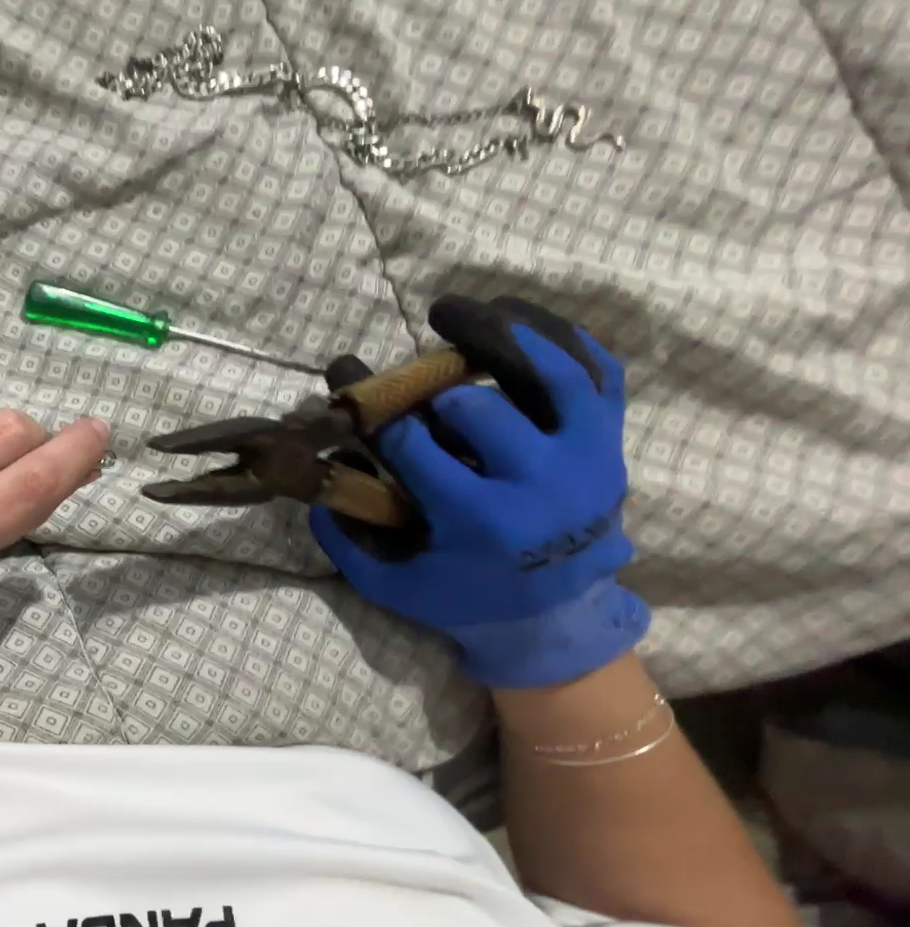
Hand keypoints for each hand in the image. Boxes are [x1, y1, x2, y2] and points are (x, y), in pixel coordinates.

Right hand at [310, 296, 649, 687]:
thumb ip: (345, 540)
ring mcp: (585, 456)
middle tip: (408, 381)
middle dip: (429, 385)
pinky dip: (560, 338)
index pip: (413, 443)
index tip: (343, 374)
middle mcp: (539, 482)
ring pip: (548, 372)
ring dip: (496, 333)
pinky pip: (599, 370)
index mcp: (480, 519)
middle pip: (477, 404)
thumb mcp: (391, 584)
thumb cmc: (462, 597)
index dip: (371, 405)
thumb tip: (316, 480)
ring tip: (455, 310)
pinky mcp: (610, 442)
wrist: (557, 616)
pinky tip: (519, 320)